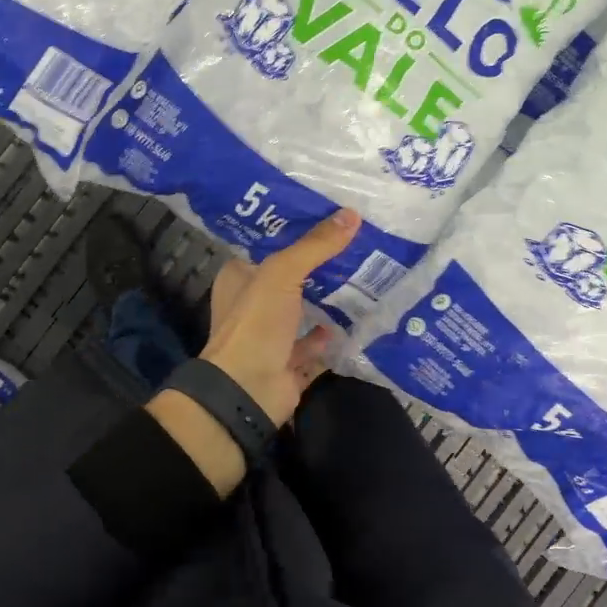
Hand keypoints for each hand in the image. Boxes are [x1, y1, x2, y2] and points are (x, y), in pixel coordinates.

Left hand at [201, 209, 361, 425]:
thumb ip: (315, 246)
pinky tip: (359, 318)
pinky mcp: (289, 361)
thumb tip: (352, 214)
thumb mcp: (282, 274)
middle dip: (321, 265)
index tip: (330, 215)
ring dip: (330, 299)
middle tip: (358, 241)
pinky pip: (316, 344)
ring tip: (367, 274)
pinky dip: (333, 334)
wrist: (248, 391)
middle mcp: (253, 303)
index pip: (269, 245)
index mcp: (240, 277)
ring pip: (305, 310)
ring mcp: (271, 335)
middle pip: (292, 277)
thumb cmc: (256, 323)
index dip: (297, 230)